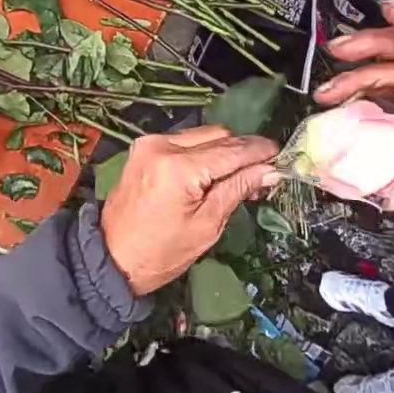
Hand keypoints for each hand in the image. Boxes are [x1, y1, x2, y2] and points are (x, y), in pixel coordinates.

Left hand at [99, 126, 277, 295]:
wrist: (112, 257)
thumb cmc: (161, 252)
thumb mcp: (207, 225)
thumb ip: (237, 190)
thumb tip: (270, 171)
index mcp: (177, 167)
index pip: (230, 151)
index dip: (259, 152)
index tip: (281, 156)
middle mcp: (161, 145)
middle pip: (218, 136)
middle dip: (243, 151)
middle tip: (263, 174)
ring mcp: (150, 143)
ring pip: (202, 135)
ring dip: (224, 151)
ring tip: (240, 176)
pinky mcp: (144, 148)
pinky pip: (184, 141)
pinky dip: (203, 152)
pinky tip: (214, 172)